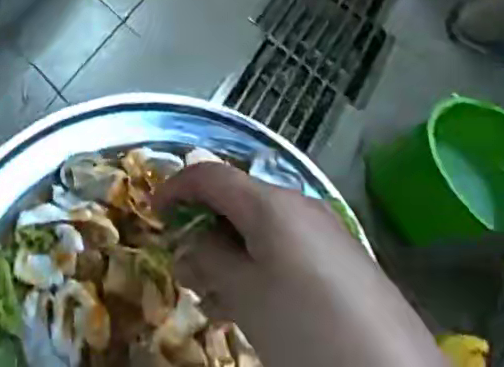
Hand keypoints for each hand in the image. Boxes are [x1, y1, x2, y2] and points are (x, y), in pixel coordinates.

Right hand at [161, 162, 445, 366]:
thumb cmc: (308, 329)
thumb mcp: (243, 294)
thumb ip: (207, 257)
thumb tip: (190, 244)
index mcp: (270, 202)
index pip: (206, 173)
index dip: (173, 189)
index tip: (153, 217)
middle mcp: (300, 205)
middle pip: (235, 199)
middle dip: (203, 228)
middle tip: (183, 265)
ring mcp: (329, 235)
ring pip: (261, 228)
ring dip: (229, 252)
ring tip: (213, 296)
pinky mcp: (351, 267)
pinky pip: (290, 250)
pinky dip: (261, 265)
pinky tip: (255, 305)